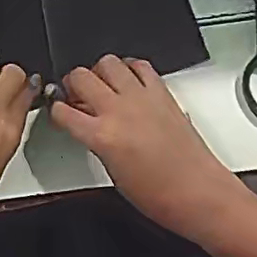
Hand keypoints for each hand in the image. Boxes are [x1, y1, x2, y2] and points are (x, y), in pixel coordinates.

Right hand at [50, 56, 252, 243]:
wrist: (200, 195)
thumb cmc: (161, 195)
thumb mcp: (112, 172)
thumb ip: (94, 141)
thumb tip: (84, 124)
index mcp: (102, 136)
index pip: (62, 111)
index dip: (56, 110)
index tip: (59, 111)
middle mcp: (120, 111)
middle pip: (79, 76)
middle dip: (72, 84)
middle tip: (76, 94)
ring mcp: (142, 98)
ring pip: (107, 62)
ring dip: (99, 71)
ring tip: (102, 84)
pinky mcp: (163, 94)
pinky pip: (140, 66)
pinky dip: (130, 68)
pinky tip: (129, 82)